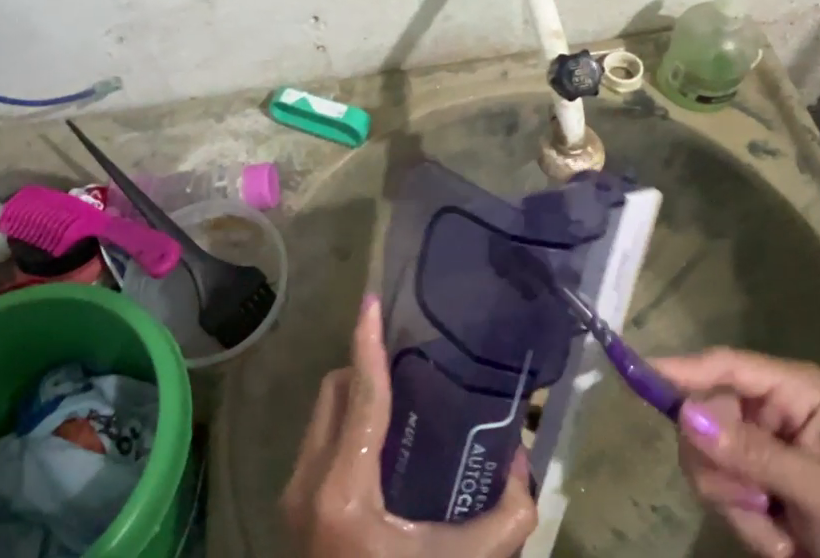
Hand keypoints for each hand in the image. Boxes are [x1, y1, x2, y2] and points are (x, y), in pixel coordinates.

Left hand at [283, 294, 537, 557]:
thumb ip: (506, 519)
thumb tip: (526, 464)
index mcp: (344, 491)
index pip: (360, 397)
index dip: (367, 344)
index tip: (371, 299)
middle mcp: (308, 482)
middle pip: (333, 394)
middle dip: (365, 366)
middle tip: (409, 358)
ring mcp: (294, 496)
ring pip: (322, 417)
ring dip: (356, 397)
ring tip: (401, 397)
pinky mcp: (294, 510)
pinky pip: (320, 443)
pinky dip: (347, 427)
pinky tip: (383, 443)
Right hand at [655, 349, 819, 557]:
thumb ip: (758, 454)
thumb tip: (687, 414)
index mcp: (795, 391)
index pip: (726, 367)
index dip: (682, 369)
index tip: (637, 375)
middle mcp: (768, 410)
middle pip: (703, 414)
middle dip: (722, 466)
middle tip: (754, 500)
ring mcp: (756, 448)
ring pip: (702, 456)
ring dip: (734, 502)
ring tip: (778, 530)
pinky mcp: (748, 484)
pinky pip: (713, 489)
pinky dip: (742, 522)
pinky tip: (780, 541)